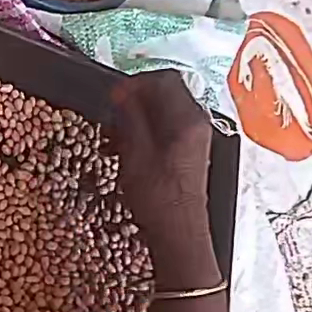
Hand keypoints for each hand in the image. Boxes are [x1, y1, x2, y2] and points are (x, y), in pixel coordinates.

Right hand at [108, 71, 214, 284]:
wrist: (178, 232)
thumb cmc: (157, 197)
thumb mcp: (135, 154)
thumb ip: (130, 117)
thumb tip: (122, 92)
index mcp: (186, 119)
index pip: (163, 80)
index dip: (135, 83)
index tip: (113, 97)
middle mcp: (198, 122)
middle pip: (167, 92)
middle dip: (137, 98)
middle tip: (113, 114)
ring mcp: (197, 137)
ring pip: (167, 110)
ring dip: (140, 116)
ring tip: (116, 135)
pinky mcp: (191, 151)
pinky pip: (170, 127)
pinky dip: (149, 130)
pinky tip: (129, 148)